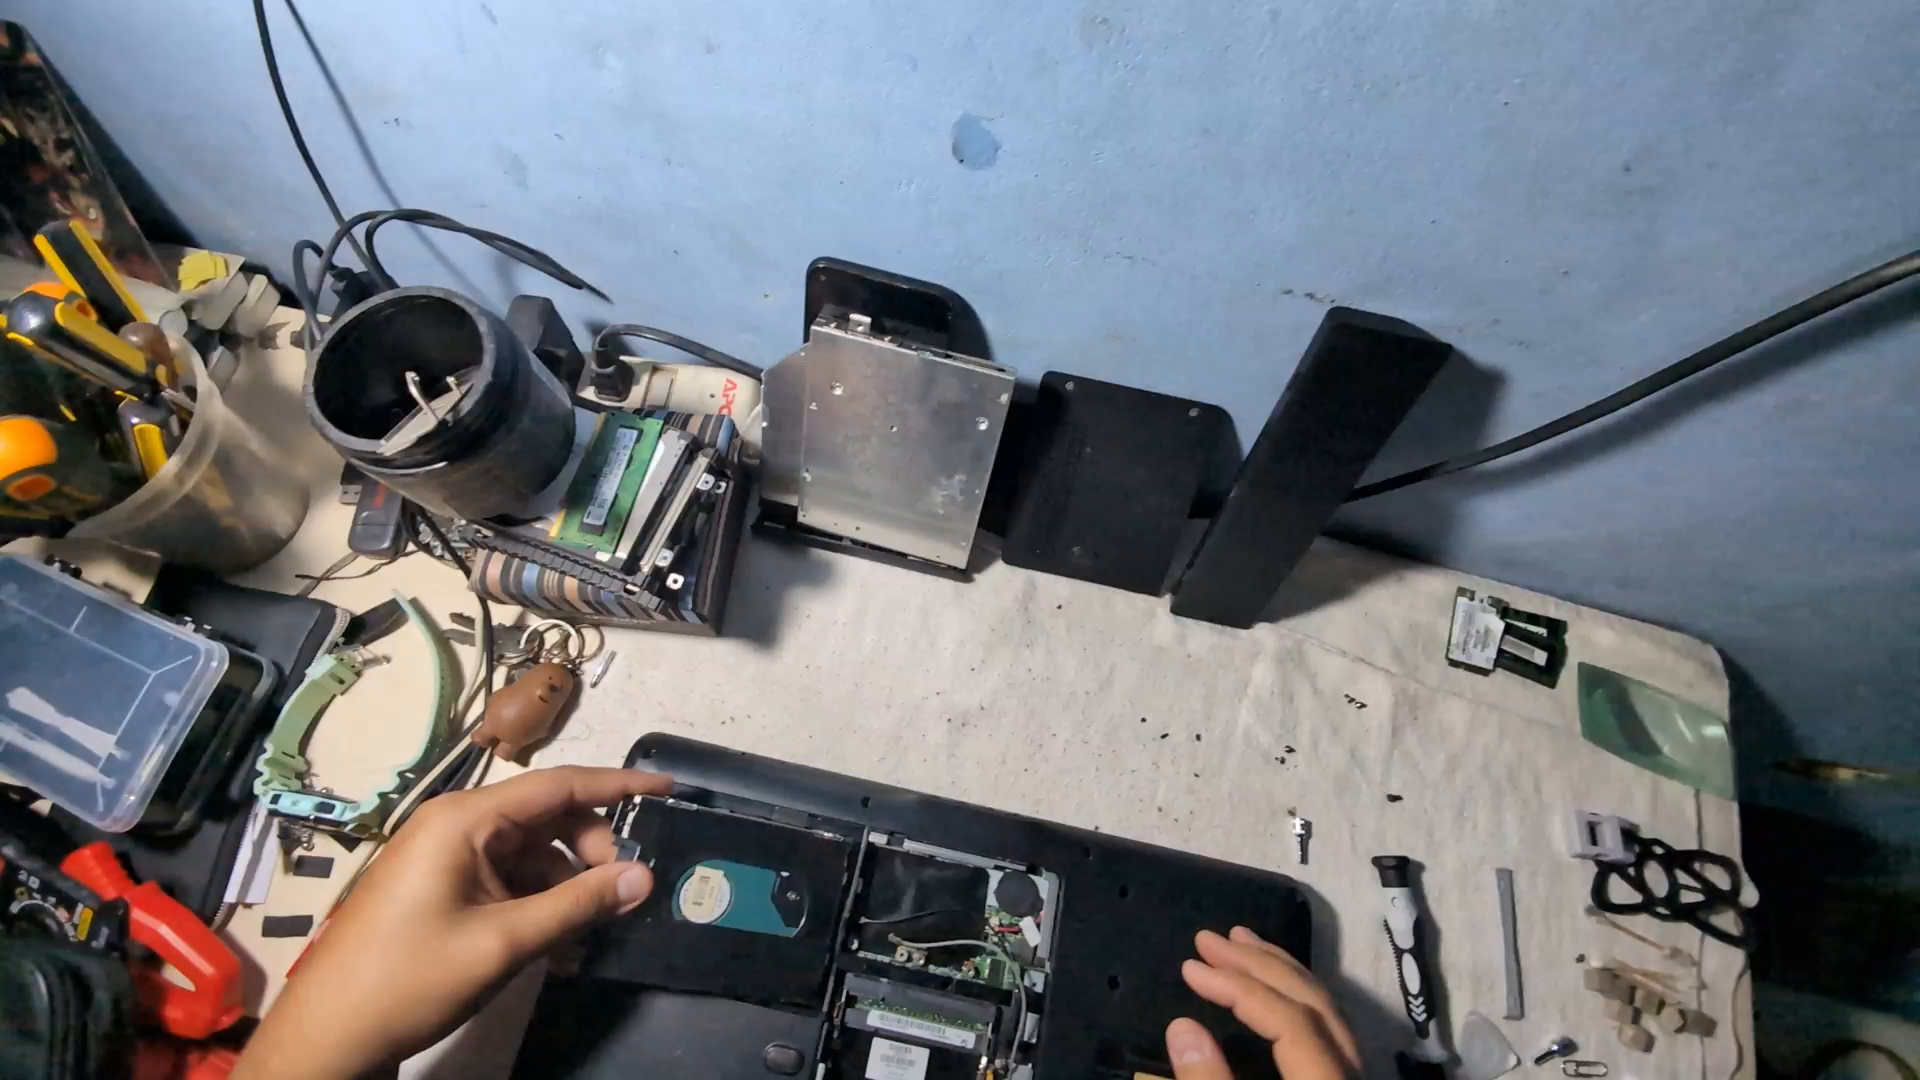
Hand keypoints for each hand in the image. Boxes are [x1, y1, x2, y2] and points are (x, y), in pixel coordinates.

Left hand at [234, 766, 671, 1079]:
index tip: (666, 786)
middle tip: (619, 889)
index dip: (618, 783)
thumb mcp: (504, 942)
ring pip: (536, 851)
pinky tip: (556, 945)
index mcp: (466, 819)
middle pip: (551, 818)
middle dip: (592, 851)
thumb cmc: (407, 980)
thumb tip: (645, 877)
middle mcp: (460, 824)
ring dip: (567, 885)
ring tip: (584, 932)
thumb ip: (580, 903)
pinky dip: (540, 902)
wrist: (319, 1049)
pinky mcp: (446, 884)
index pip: (560, 783)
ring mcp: (450, 854)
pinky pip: (512, 877)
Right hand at [1164, 927, 1359, 1079]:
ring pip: (1326, 1010)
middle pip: (1311, 1004)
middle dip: (1256, 964)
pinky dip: (1294, 993)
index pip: (1288, 1019)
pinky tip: (1271, 984)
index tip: (1189, 969)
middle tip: (1207, 939)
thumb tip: (1182, 1026)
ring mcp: (1354, 1079)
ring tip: (1239, 938)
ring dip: (1278, 969)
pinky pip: (1327, 1026)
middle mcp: (1352, 1075)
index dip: (1237, 987)